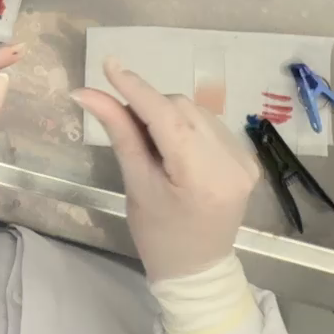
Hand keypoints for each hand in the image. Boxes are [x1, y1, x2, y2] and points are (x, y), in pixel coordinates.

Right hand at [72, 57, 260, 280]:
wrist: (196, 270)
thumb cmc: (157, 234)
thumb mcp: (134, 183)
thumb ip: (118, 131)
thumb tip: (87, 92)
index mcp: (201, 176)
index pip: (165, 116)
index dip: (136, 88)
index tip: (109, 64)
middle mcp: (230, 162)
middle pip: (180, 108)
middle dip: (149, 108)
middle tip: (126, 127)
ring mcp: (243, 160)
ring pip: (194, 111)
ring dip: (167, 115)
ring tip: (152, 144)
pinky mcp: (246, 159)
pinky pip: (208, 124)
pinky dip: (185, 126)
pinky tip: (174, 148)